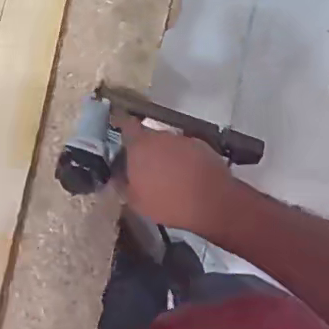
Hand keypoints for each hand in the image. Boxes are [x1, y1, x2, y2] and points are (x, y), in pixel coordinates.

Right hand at [117, 117, 238, 235]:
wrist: (212, 201)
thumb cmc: (168, 203)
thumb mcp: (136, 201)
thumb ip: (123, 183)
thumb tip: (116, 175)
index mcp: (140, 146)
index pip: (126, 125)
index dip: (121, 125)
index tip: (118, 128)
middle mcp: (161, 136)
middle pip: (148, 137)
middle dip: (146, 150)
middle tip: (145, 169)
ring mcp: (183, 139)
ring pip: (168, 144)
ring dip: (166, 155)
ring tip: (168, 176)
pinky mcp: (202, 145)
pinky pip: (186, 150)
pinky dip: (184, 159)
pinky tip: (187, 176)